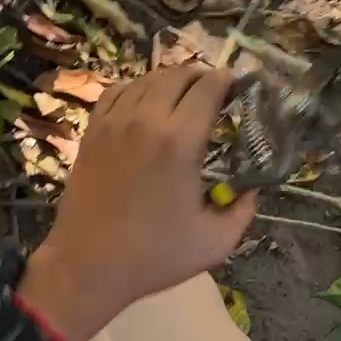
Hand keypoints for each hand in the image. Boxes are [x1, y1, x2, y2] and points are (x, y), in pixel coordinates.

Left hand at [20, 66, 257, 340]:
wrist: (87, 265)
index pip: (207, 88)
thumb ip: (243, 208)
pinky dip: (135, 88)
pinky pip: (115, 92)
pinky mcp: (91, 133)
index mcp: (180, 141)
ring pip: (146, 80)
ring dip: (169, 80)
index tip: (237, 85)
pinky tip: (144, 102)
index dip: (226, 80)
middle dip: (200, 76)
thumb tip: (253, 187)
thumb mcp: (216, 241)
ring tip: (182, 93)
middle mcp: (146, 120)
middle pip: (177, 75)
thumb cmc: (154, 256)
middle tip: (214, 89)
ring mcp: (113, 123)